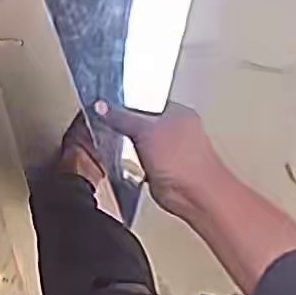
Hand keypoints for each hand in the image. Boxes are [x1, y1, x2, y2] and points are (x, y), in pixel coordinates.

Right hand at [94, 101, 230, 220]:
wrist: (193, 195)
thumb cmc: (184, 161)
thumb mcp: (145, 130)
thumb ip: (121, 117)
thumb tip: (102, 107)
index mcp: (179, 113)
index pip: (146, 100)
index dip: (126, 102)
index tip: (107, 105)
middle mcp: (176, 130)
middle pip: (141, 121)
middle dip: (125, 124)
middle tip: (110, 124)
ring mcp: (168, 150)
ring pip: (138, 141)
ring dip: (128, 145)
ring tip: (120, 144)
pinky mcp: (160, 167)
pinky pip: (137, 159)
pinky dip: (131, 160)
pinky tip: (127, 160)